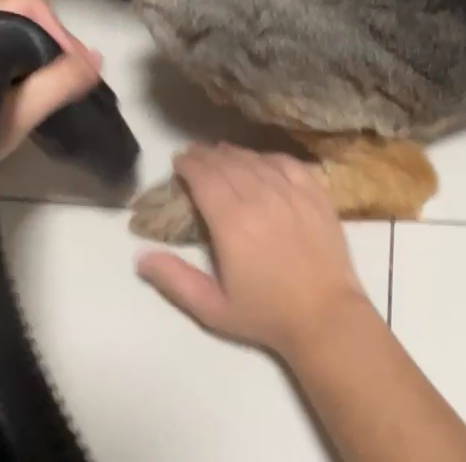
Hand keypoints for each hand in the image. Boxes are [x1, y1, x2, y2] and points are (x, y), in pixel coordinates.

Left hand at [0, 0, 103, 162]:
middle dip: (52, 42)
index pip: (28, 2)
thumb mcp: (20, 112)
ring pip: (7, 37)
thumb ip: (60, 81)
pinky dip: (17, 68)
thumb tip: (97, 59)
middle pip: (20, 16)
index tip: (72, 64)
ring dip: (36, 57)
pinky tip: (24, 98)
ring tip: (52, 89)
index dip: (58, 27)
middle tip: (70, 78)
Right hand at [137, 145, 372, 357]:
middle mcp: (261, 199)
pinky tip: (262, 159)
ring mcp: (292, 193)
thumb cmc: (266, 315)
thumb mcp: (212, 307)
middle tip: (195, 152)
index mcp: (232, 223)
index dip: (190, 165)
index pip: (205, 179)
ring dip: (236, 153)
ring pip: (257, 161)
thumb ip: (175, 280)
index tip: (180, 160)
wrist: (325, 315)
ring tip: (222, 151)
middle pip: (229, 165)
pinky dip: (270, 157)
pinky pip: (289, 164)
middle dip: (208, 155)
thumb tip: (140, 256)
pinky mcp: (316, 194)